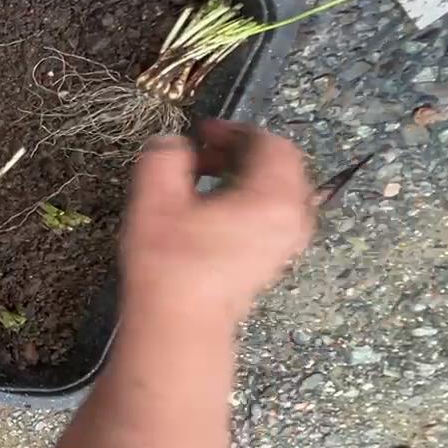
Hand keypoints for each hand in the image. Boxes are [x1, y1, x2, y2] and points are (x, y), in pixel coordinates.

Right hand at [121, 120, 314, 328]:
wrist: (179, 318)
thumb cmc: (167, 261)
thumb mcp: (153, 202)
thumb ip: (162, 161)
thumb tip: (169, 142)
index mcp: (273, 197)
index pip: (271, 145)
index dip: (235, 130)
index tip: (201, 130)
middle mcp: (294, 215)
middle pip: (280, 166)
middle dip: (238, 152)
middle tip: (197, 154)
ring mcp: (288, 238)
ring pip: (277, 190)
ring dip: (241, 175)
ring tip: (199, 181)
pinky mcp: (274, 255)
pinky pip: (271, 212)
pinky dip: (245, 198)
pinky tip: (209, 209)